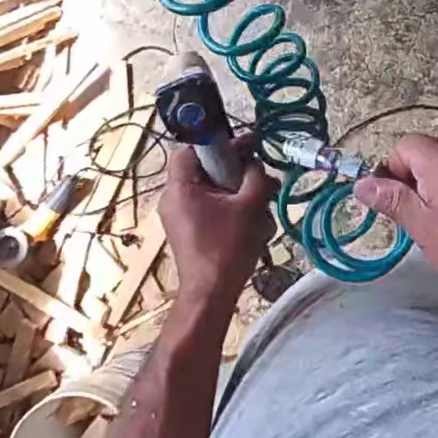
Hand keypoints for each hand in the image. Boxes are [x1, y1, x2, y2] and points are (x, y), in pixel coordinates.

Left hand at [159, 134, 275, 301]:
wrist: (210, 294)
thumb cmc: (226, 248)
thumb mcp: (247, 207)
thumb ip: (254, 178)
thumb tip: (254, 164)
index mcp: (179, 187)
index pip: (192, 148)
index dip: (220, 143)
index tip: (246, 145)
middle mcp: (173, 198)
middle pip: (204, 170)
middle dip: (235, 170)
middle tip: (260, 173)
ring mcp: (179, 216)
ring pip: (210, 190)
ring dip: (237, 191)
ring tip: (264, 199)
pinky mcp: (188, 230)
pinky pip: (209, 208)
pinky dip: (230, 208)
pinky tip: (254, 218)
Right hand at [352, 134, 437, 298]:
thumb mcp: (423, 228)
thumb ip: (392, 200)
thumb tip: (362, 185)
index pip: (403, 146)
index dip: (391, 171)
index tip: (395, 202)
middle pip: (422, 152)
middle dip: (410, 180)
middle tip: (414, 215)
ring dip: (429, 186)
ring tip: (437, 221)